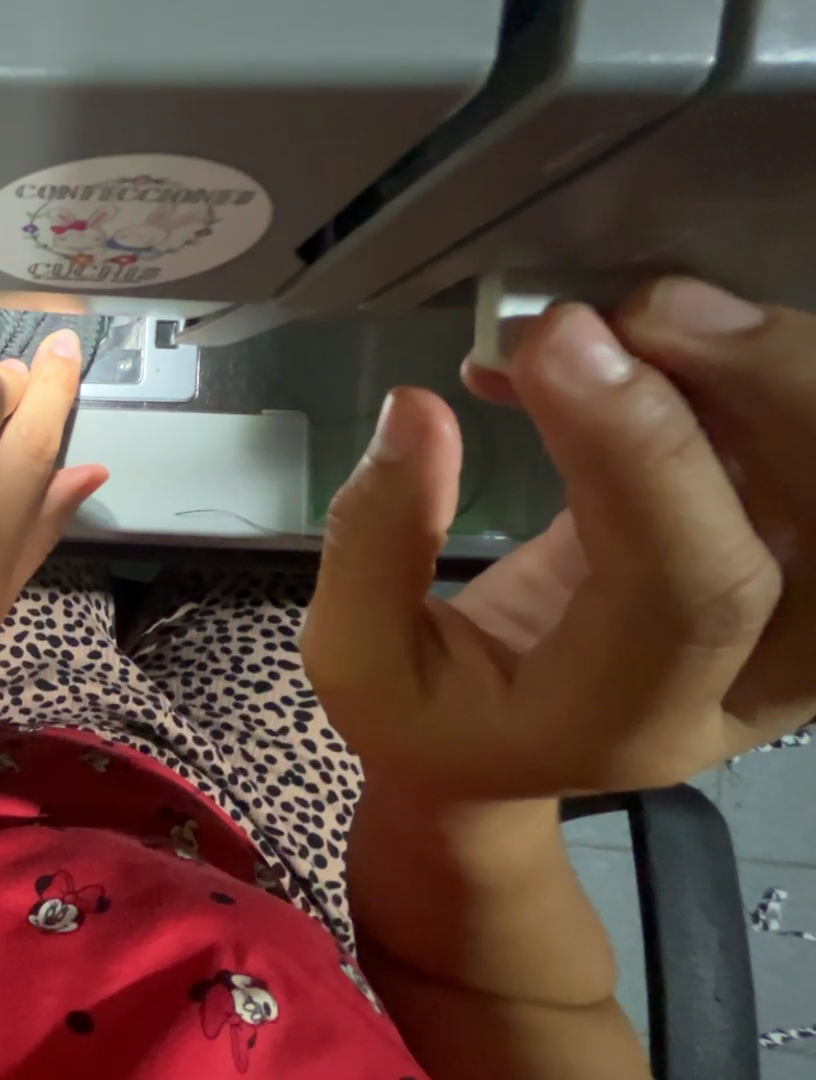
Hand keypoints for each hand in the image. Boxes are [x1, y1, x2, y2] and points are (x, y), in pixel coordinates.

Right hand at [304, 279, 815, 801]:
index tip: (550, 342)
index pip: (690, 584)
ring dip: (767, 369)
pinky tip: (613, 357)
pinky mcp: (782, 570)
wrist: (482, 757)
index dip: (640, 453)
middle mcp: (754, 681)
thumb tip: (418, 409)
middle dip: (762, 386)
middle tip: (626, 310)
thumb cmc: (406, 714)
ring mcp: (796, 628)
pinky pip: (804, 459)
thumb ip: (372, 541)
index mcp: (624, 717)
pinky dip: (729, 382)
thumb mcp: (349, 647)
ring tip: (625, 320)